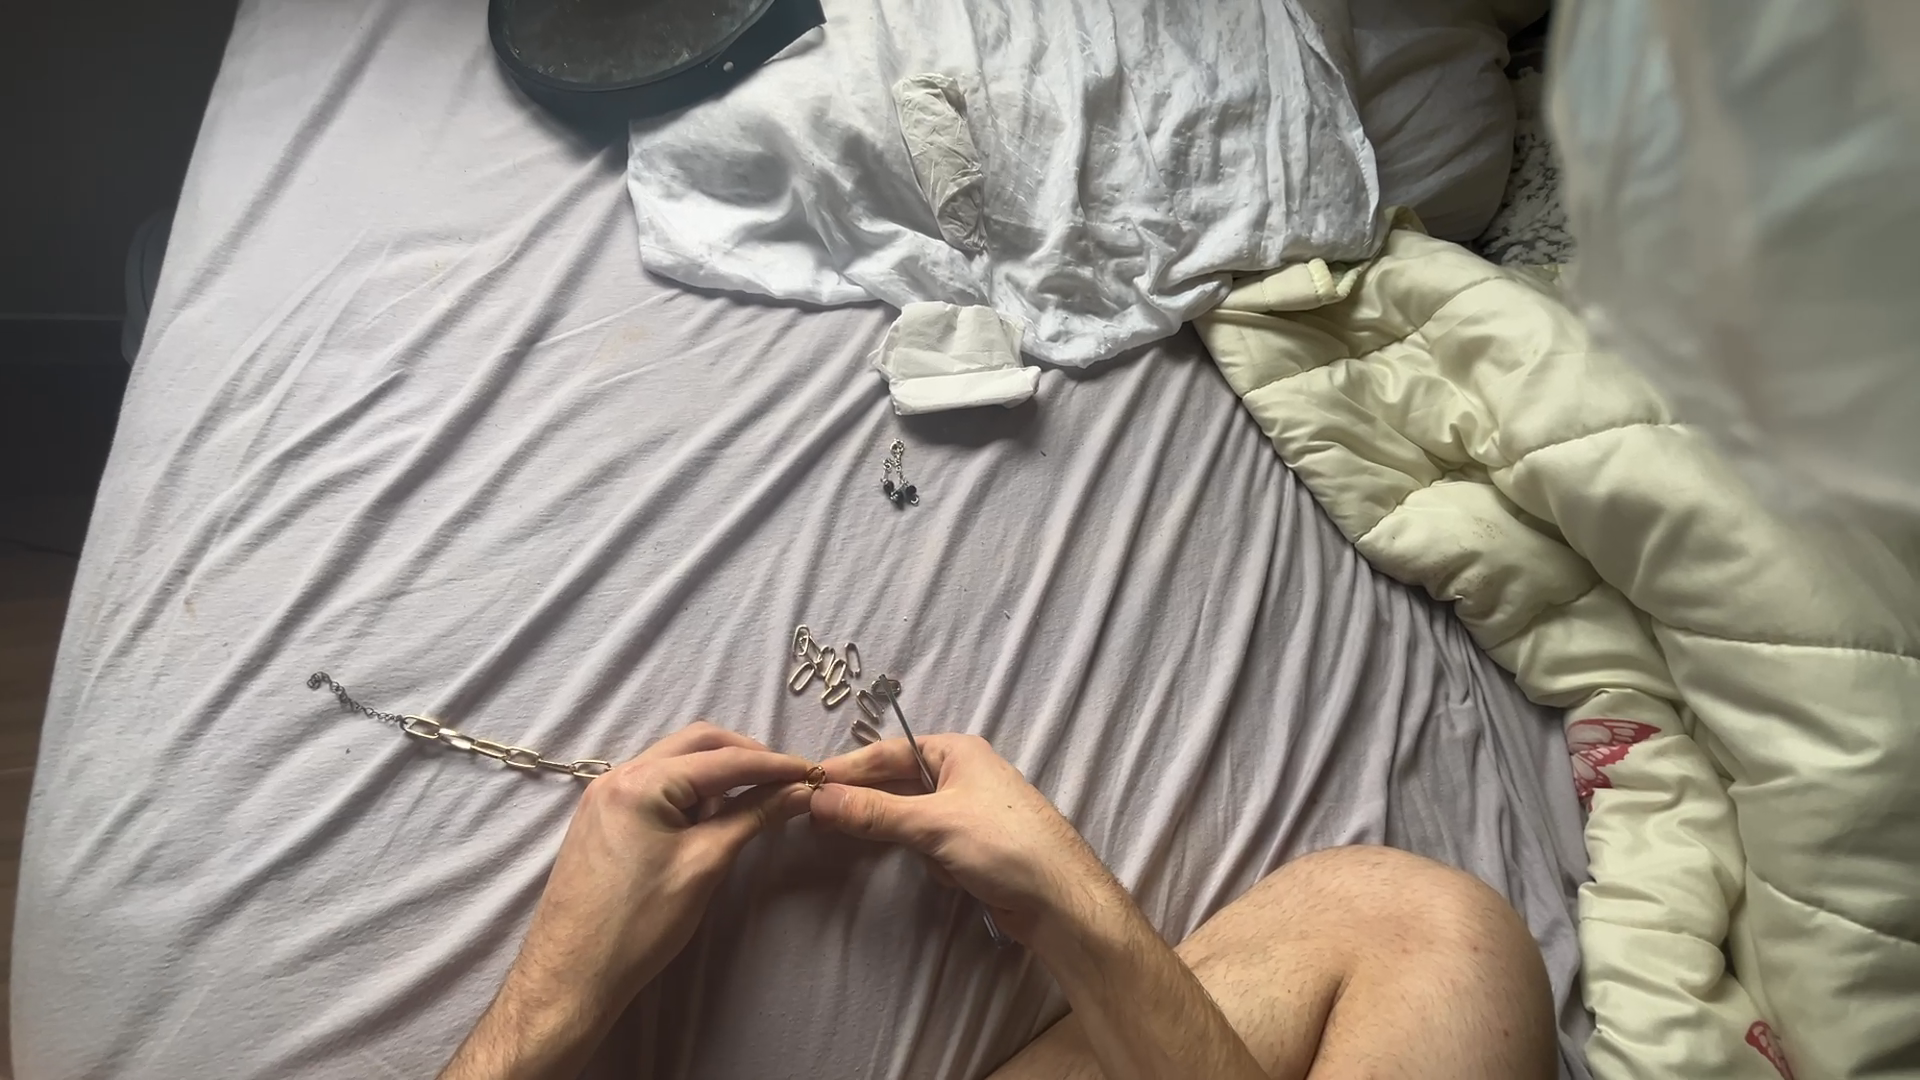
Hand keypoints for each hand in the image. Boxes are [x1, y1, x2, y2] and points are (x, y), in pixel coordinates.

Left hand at [441, 722, 813, 1078]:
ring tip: (752, 798)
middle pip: (698, 742)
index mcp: (642, 782)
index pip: (724, 759)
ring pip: (678, 759)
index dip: (773, 764)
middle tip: (783, 779)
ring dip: (719, 771)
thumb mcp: (706, 864)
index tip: (811, 771)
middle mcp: (619, 773)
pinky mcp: (603, 813)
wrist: (567, 984)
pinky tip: (711, 814)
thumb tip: (801, 791)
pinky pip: (658, 781)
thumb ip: (755, 816)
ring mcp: (606, 792)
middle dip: (745, 756)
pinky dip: (692, 788)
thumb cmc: (640, 925)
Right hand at [809, 735, 1124, 943]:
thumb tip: (818, 798)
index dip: (848, 768)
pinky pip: (930, 844)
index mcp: (955, 751)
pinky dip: (930, 858)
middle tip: (817, 817)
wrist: (1060, 900)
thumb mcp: (933, 822)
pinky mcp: (971, 845)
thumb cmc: (1000, 842)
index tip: (808, 782)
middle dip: (870, 805)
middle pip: (897, 784)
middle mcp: (960, 774)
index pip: (889, 752)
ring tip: (885, 846)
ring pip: (911, 818)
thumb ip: (874, 812)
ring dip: (906, 836)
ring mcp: (966, 810)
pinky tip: (947, 873)